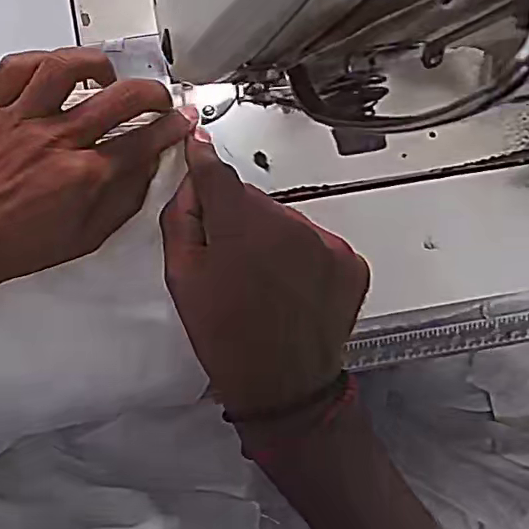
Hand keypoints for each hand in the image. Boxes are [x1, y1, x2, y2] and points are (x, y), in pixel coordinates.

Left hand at [0, 48, 193, 325]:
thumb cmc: (12, 245)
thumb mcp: (85, 237)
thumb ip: (123, 199)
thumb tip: (147, 168)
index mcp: (82, 177)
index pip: (144, 140)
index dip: (171, 127)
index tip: (179, 120)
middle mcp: (55, 142)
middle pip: (121, 98)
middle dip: (153, 93)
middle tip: (156, 98)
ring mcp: (22, 122)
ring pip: (66, 67)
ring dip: (97, 63)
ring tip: (106, 76)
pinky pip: (16, 67)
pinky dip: (40, 60)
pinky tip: (54, 71)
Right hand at [160, 130, 369, 415]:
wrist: (282, 385)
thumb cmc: (228, 338)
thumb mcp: (181, 277)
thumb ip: (180, 219)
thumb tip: (189, 186)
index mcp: (240, 226)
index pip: (216, 172)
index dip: (202, 158)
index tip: (197, 143)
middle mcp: (286, 225)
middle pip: (250, 197)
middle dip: (234, 215)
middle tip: (225, 256)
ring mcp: (323, 241)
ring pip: (282, 216)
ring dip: (268, 234)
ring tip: (258, 277)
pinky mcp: (348, 258)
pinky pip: (312, 237)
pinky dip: (298, 251)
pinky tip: (285, 282)